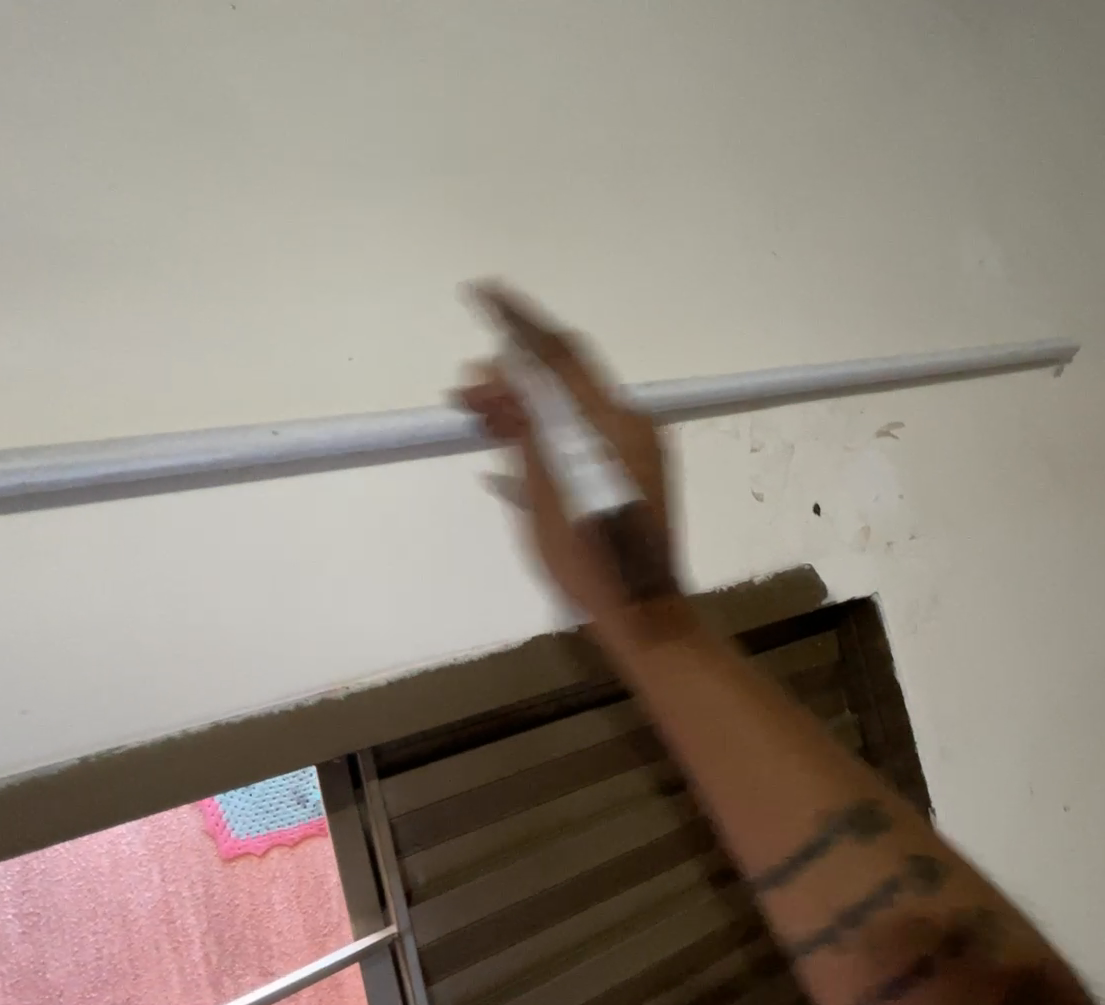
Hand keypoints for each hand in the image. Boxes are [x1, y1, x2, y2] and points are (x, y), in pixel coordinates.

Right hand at [456, 282, 691, 650]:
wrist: (641, 612)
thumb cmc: (589, 560)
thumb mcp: (545, 492)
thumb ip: (527, 426)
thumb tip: (502, 372)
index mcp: (611, 423)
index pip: (560, 354)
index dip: (518, 319)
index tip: (480, 292)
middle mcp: (630, 425)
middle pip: (565, 384)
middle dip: (512, 379)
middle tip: (463, 393)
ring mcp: (635, 451)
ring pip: (572, 413)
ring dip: (526, 411)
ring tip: (477, 418)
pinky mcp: (632, 475)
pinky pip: (584, 443)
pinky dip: (547, 442)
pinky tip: (507, 456)